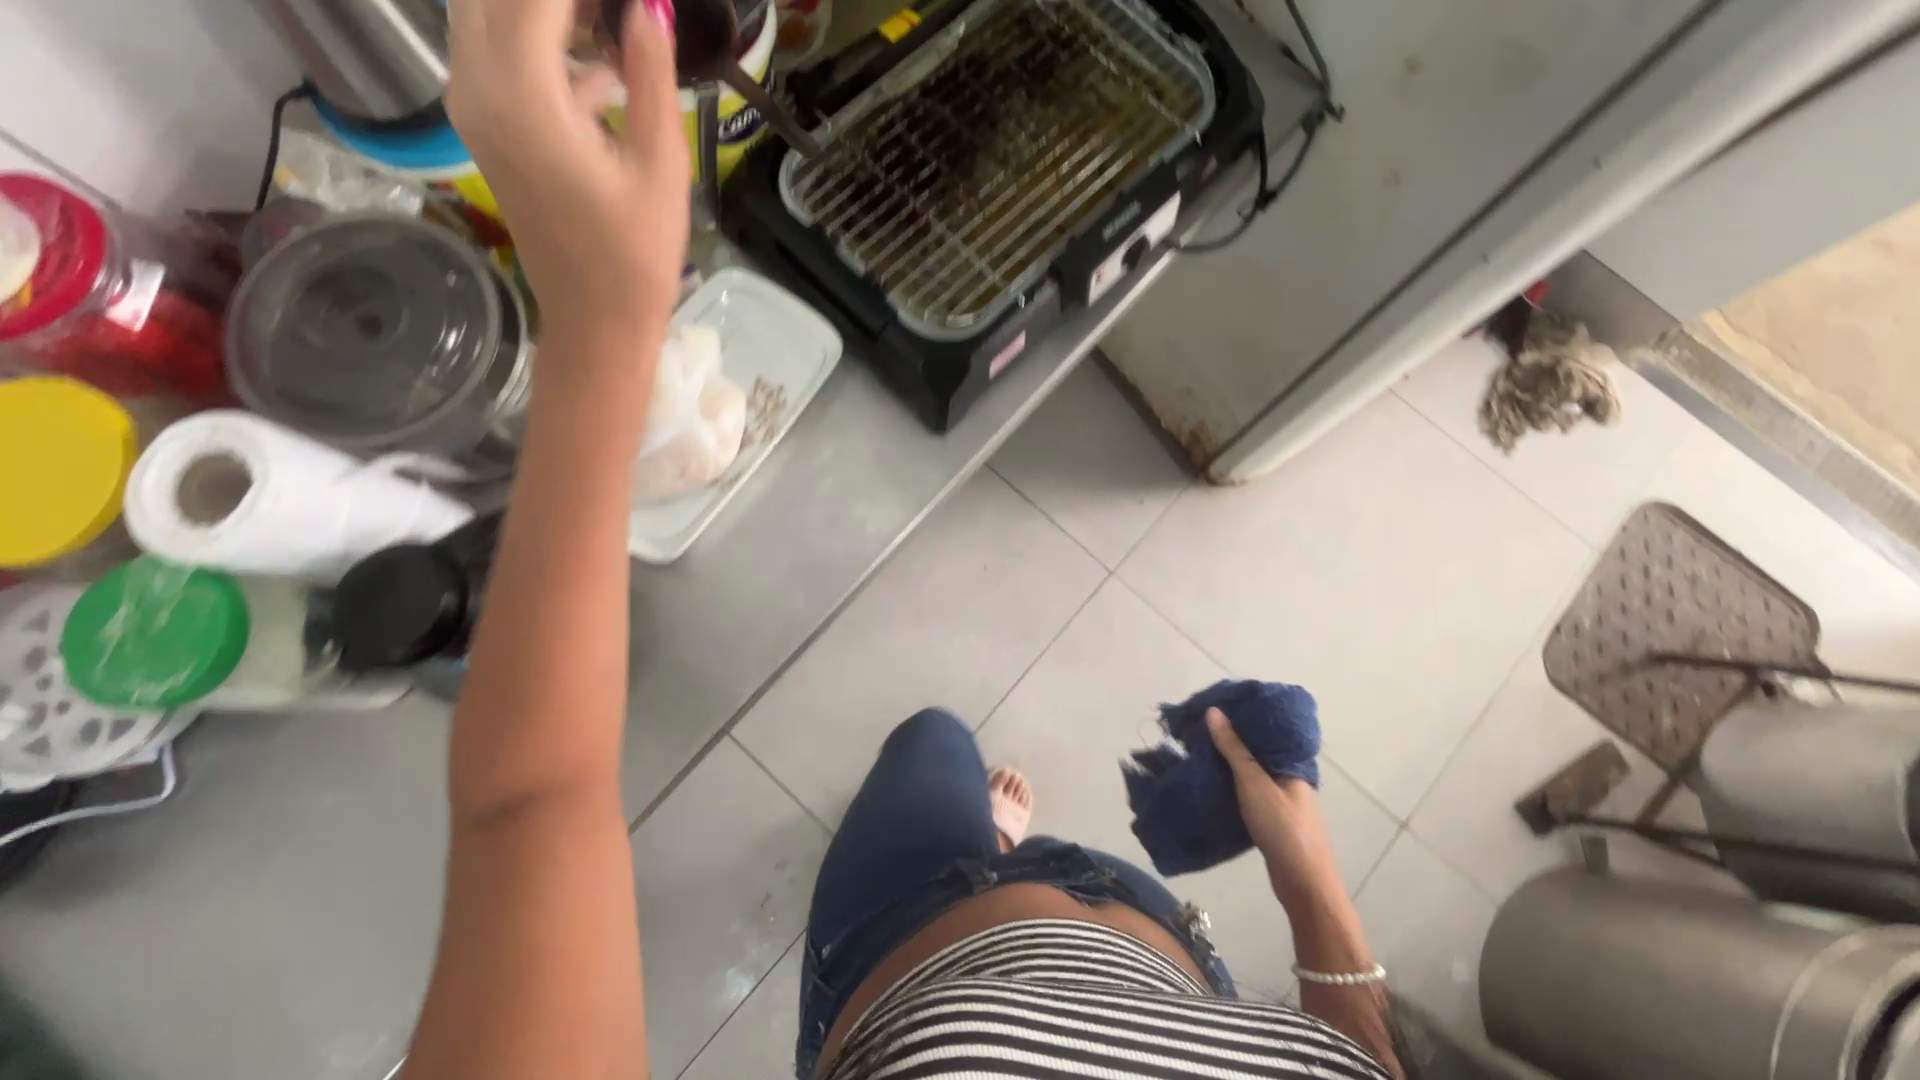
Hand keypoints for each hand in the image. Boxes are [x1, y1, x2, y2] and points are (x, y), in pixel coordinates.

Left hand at [447, 0, 689, 340]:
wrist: (594, 320)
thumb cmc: (636, 254)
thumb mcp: (660, 164)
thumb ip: (651, 73)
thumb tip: (649, 5)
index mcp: (523, 94)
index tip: (635, 2)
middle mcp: (477, 85)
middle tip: (618, 15)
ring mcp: (473, 106)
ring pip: (487, 11)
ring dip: (544, 10)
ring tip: (610, 26)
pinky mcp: (484, 125)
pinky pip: (495, 48)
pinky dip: (541, 37)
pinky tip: (604, 67)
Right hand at [1205, 708, 1344, 907]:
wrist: (1304, 884)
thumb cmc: (1283, 828)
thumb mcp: (1254, 783)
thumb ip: (1234, 748)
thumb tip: (1214, 711)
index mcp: (1292, 762)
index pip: (1266, 728)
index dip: (1241, 716)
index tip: (1211, 706)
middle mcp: (1289, 776)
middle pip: (1257, 749)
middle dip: (1230, 738)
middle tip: (1197, 728)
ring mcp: (1282, 799)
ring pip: (1251, 772)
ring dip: (1228, 762)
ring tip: (1197, 749)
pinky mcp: (1272, 819)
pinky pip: (1248, 791)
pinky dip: (1231, 784)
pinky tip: (1210, 781)